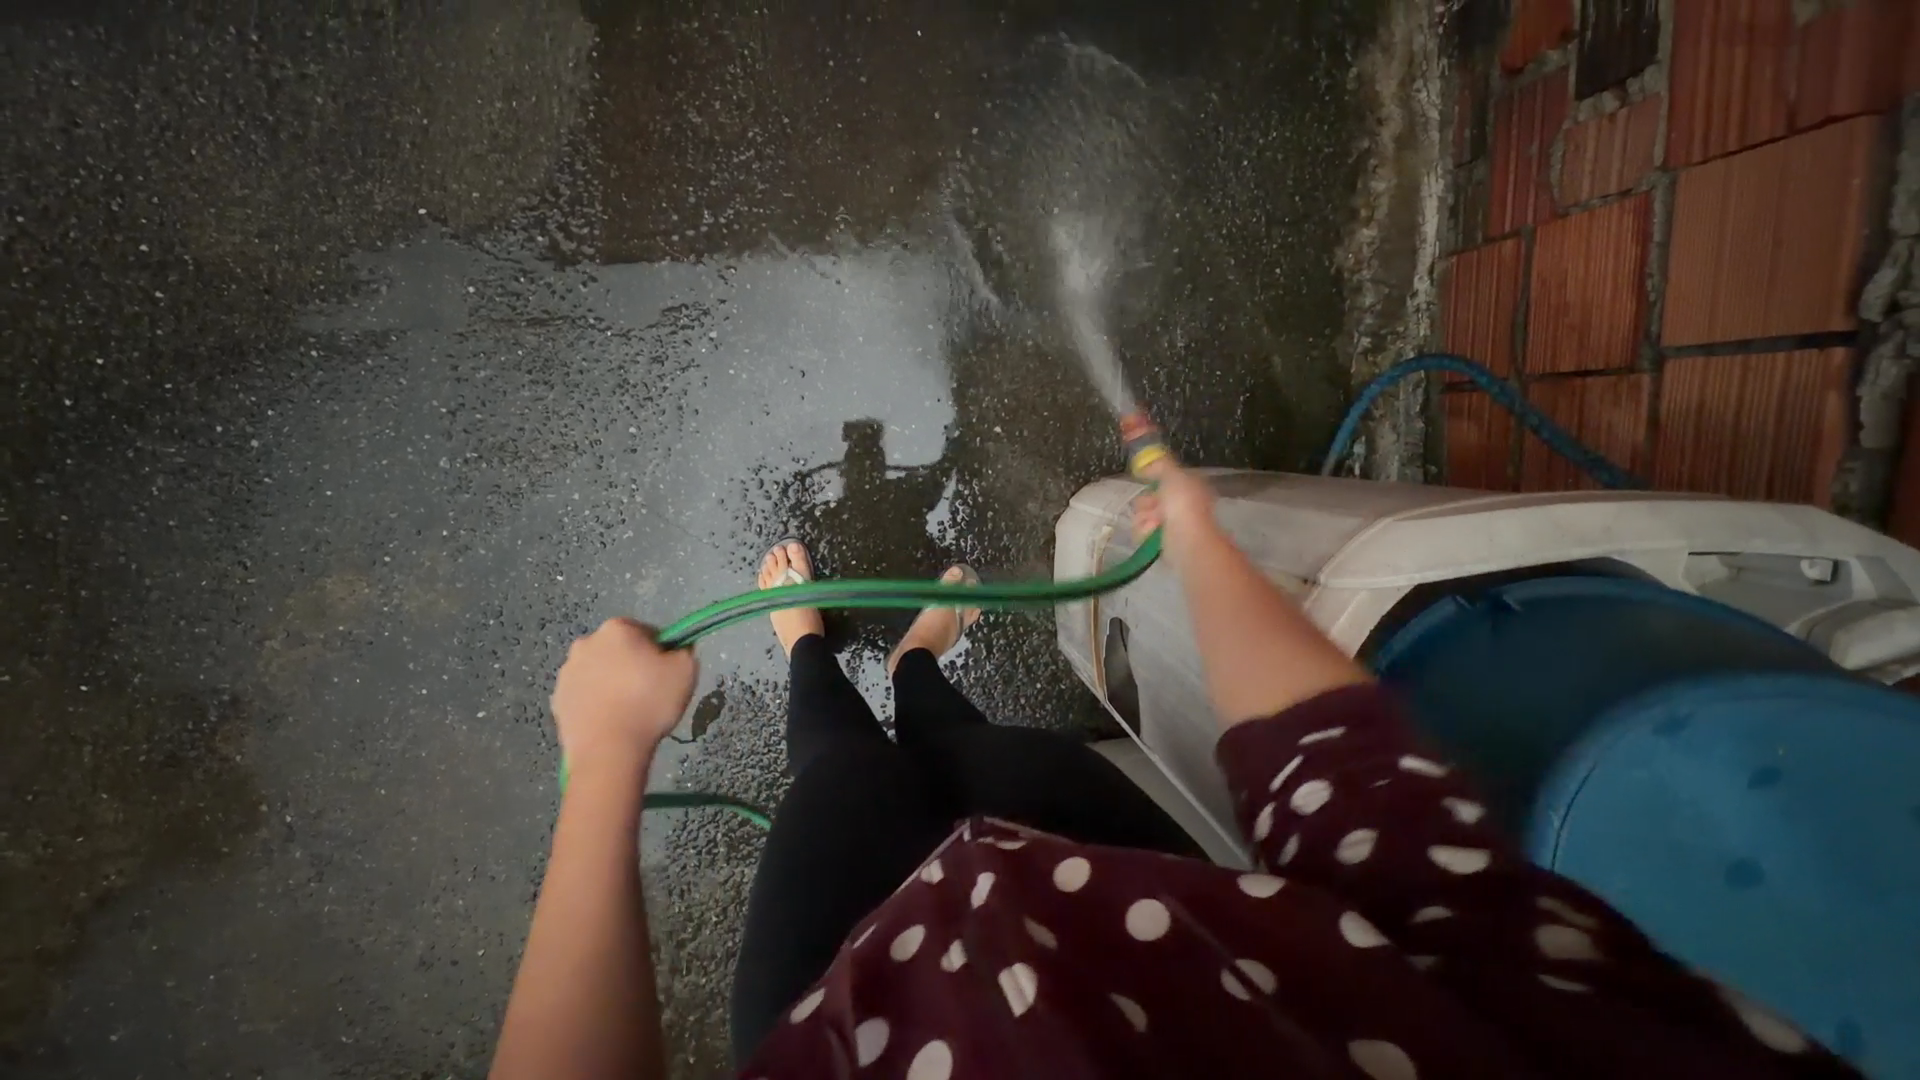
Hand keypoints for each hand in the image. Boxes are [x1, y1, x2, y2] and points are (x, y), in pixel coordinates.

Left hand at [551, 618, 697, 767]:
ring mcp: (566, 673)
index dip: (660, 651)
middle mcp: (586, 643)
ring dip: (612, 683)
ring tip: (629, 710)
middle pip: (618, 650)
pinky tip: (611, 721)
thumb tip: (677, 649)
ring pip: (599, 672)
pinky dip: (596, 703)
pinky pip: (584, 695)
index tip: (666, 672)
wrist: (608, 749)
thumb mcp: (686, 670)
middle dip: (632, 665)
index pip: (646, 631)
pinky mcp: (557, 701)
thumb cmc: (649, 702)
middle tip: (649, 691)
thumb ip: (685, 651)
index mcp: (617, 629)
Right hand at [1130, 457, 1218, 557]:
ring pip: (1143, 514)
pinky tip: (1152, 531)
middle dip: (1147, 502)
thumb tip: (1147, 464)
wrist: (1186, 540)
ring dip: (1144, 517)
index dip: (1154, 479)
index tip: (1145, 479)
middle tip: (1153, 505)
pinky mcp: (1160, 540)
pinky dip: (1144, 530)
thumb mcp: (1174, 475)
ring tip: (1154, 522)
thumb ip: (1160, 465)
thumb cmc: (1183, 505)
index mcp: (1189, 486)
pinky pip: (1142, 530)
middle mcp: (1181, 504)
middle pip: (1151, 496)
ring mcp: (1171, 523)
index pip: (1165, 478)